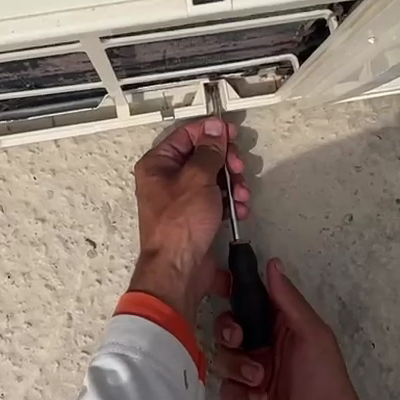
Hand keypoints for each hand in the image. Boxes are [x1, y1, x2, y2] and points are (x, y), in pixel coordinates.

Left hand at [128, 117, 248, 315]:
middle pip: (203, 156)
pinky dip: (230, 202)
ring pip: (213, 177)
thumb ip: (209, 151)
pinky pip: (216, 199)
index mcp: (158, 164)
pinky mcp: (195, 216)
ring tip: (241, 195)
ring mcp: (182, 198)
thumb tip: (215, 130)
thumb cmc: (179, 227)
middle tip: (238, 167)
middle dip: (226, 161)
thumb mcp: (198, 179)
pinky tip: (239, 210)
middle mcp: (166, 179)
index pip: (186, 135)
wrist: (179, 270)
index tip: (231, 133)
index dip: (211, 131)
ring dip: (232, 183)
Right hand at [214, 260, 385, 399]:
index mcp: (284, 326)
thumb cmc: (326, 386)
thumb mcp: (313, 338)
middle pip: (229, 325)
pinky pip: (225, 388)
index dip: (236, 292)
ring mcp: (253, 374)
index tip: (222, 286)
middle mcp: (266, 345)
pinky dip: (240, 393)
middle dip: (228, 330)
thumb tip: (273, 263)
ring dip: (238, 366)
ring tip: (260, 381)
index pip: (253, 300)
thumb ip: (289, 302)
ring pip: (224, 356)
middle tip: (238, 339)